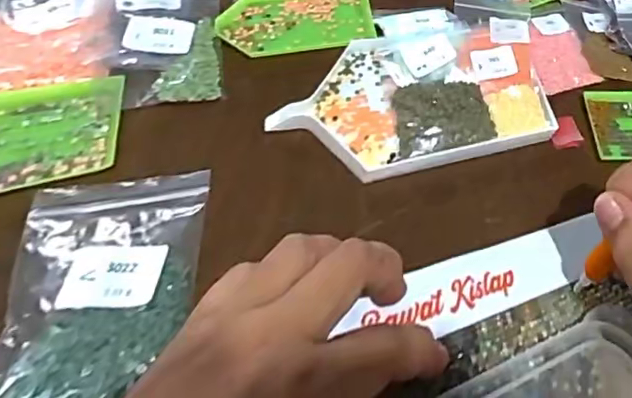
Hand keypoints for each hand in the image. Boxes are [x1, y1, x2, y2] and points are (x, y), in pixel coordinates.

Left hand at [129, 234, 448, 397]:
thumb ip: (343, 393)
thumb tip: (387, 365)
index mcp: (290, 380)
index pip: (377, 350)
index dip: (418, 348)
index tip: (434, 349)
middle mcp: (262, 336)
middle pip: (345, 263)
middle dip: (383, 267)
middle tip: (393, 293)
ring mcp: (226, 316)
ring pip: (300, 247)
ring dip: (332, 259)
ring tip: (342, 283)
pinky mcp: (198, 315)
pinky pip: (253, 266)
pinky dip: (281, 273)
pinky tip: (283, 296)